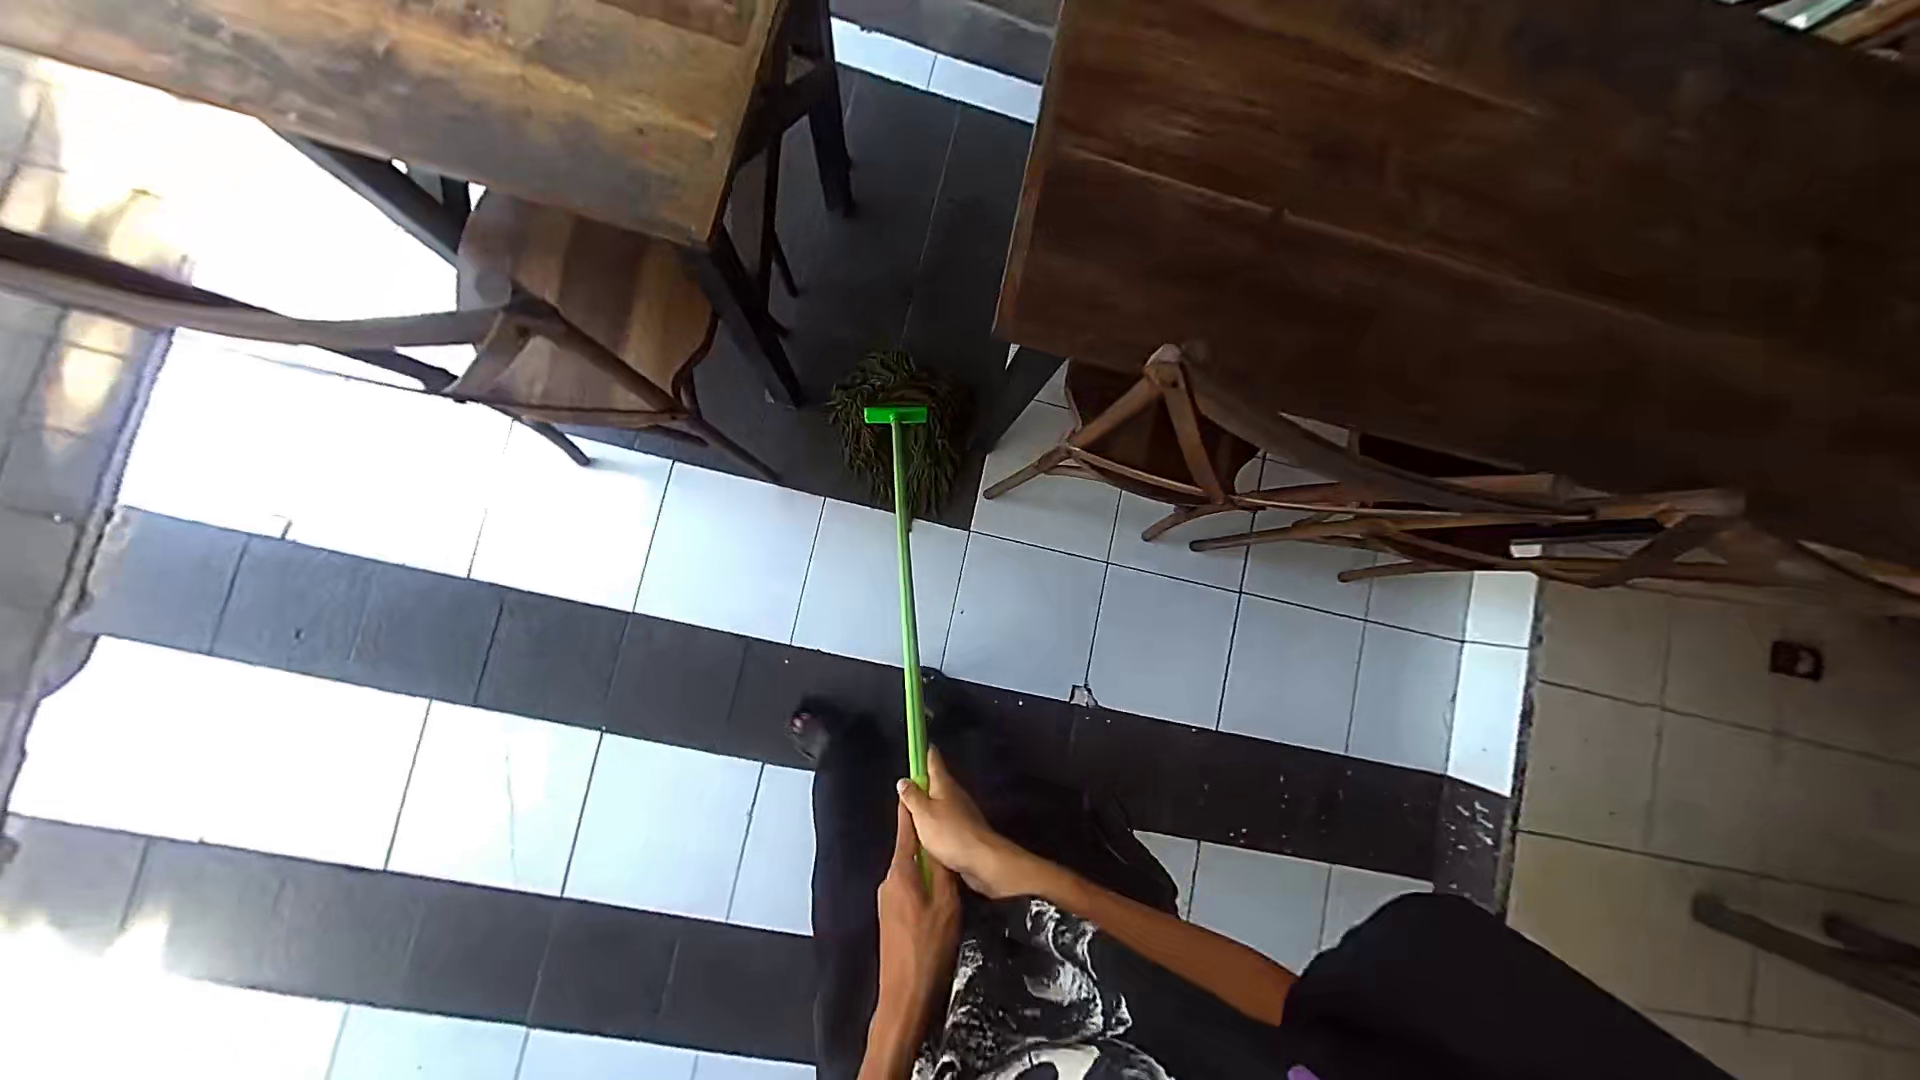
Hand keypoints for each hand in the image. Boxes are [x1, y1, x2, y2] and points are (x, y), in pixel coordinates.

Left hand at [875, 799, 960, 1025]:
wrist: (903, 998)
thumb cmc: (927, 948)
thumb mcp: (946, 906)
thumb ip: (944, 872)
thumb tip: (941, 844)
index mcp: (900, 872)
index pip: (906, 830)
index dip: (911, 808)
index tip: (915, 785)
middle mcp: (889, 881)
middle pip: (909, 849)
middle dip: (926, 836)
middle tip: (949, 825)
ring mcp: (887, 900)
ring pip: (910, 870)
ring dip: (927, 863)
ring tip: (951, 858)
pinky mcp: (890, 917)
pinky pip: (908, 887)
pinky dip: (923, 881)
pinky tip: (940, 891)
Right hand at [895, 750, 1037, 899]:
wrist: (982, 859)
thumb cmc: (949, 833)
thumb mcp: (923, 814)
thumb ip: (912, 797)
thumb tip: (904, 780)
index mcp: (944, 784)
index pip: (933, 760)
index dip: (924, 752)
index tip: (918, 746)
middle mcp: (955, 793)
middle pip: (937, 782)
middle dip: (923, 783)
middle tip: (907, 789)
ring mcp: (963, 811)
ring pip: (942, 803)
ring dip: (929, 807)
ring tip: (913, 816)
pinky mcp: (966, 830)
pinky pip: (947, 822)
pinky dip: (936, 825)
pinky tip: (928, 836)